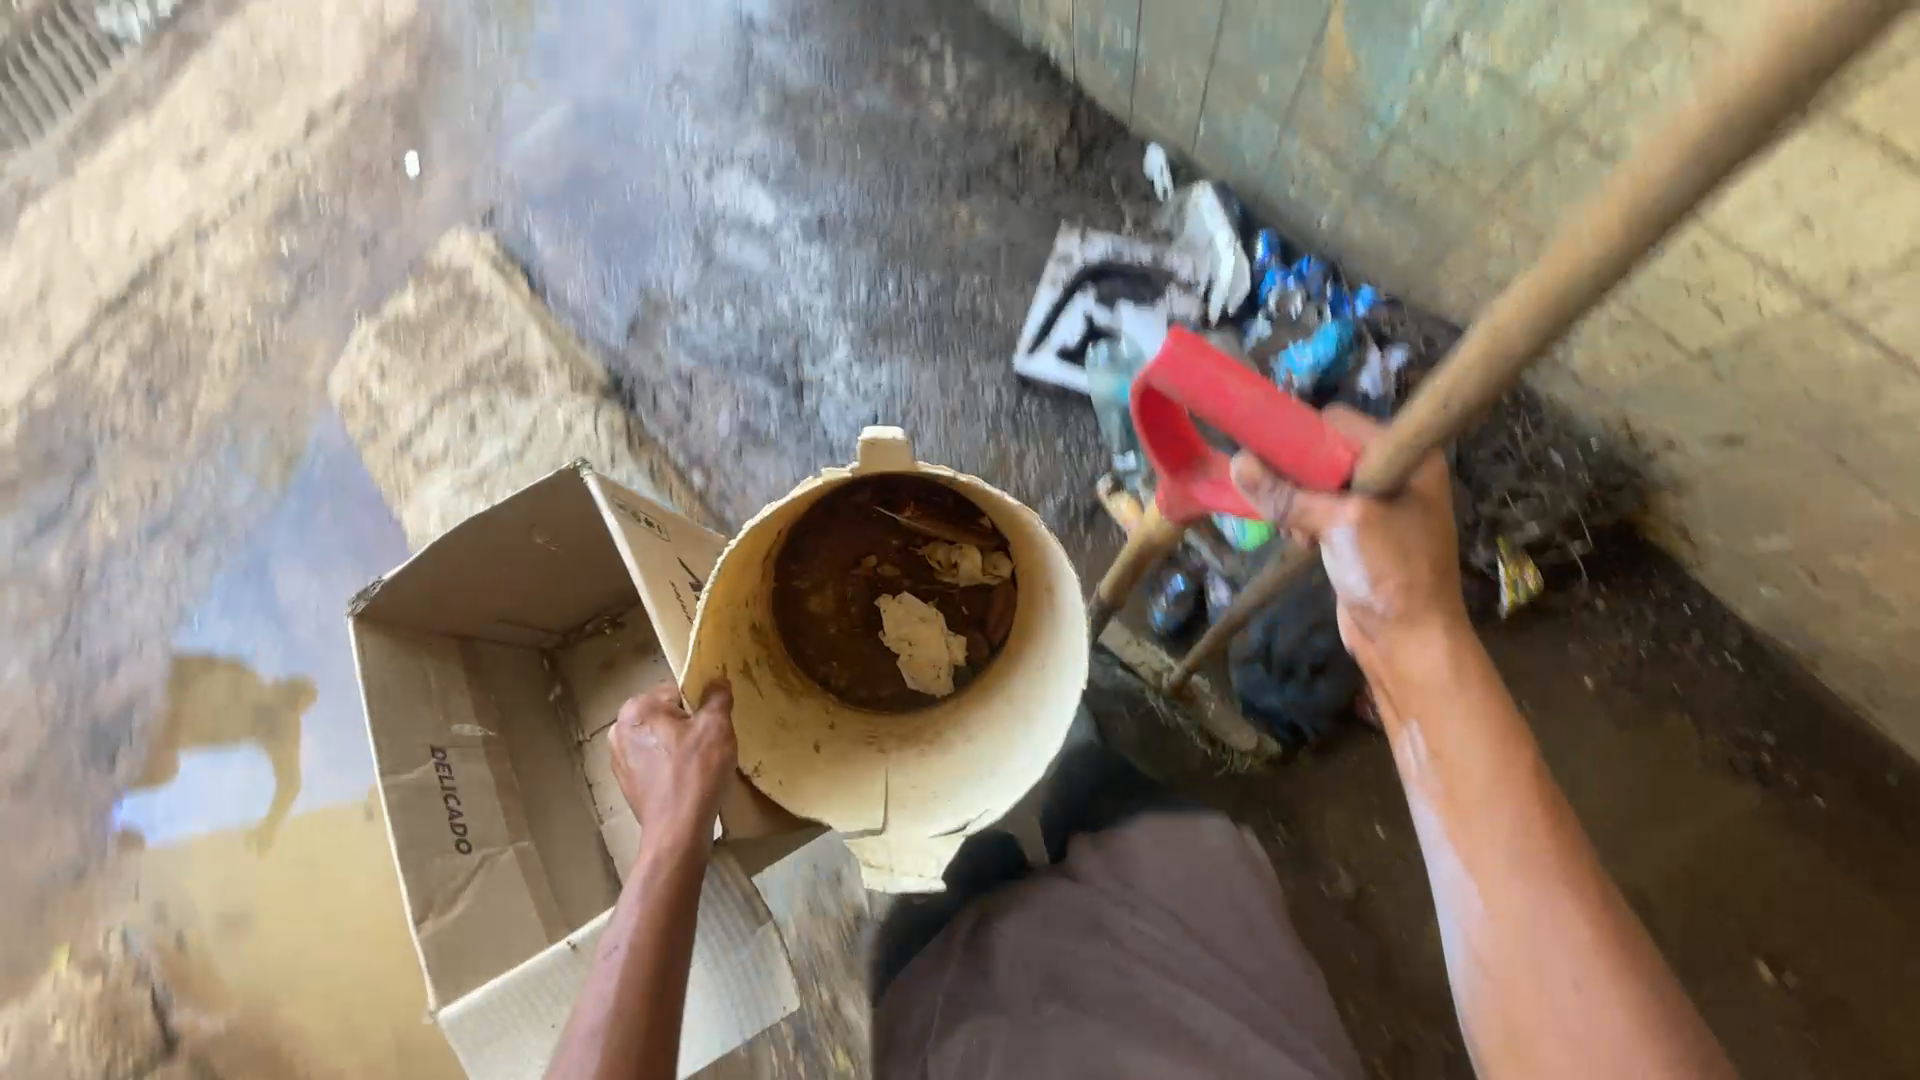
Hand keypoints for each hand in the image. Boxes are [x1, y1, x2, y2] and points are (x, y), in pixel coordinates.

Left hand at [609, 681, 736, 848]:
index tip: (715, 722)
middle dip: (689, 723)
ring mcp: (619, 757)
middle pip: (667, 713)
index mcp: (638, 708)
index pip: (678, 689)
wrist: (677, 831)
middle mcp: (620, 728)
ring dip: (679, 743)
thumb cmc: (696, 773)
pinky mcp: (626, 780)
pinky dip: (669, 763)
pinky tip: (686, 778)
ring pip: (661, 736)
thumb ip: (717, 696)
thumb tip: (717, 680)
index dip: (701, 703)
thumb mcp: (717, 727)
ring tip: (700, 762)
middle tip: (710, 742)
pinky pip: (654, 759)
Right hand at [1230, 405, 1466, 669]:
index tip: (1273, 462)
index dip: (1303, 439)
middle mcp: (1394, 471)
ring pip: (1314, 484)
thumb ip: (1287, 494)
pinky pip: (1318, 510)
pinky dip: (1301, 521)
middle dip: (1295, 477)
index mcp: (1407, 455)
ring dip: (1295, 504)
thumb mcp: (1339, 523)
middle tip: (1283, 504)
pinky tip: (1299, 542)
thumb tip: (1237, 463)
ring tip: (1295, 531)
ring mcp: (1376, 503)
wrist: (1410, 640)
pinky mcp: (1358, 532)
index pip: (1340, 423)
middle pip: (1323, 453)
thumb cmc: (1390, 572)